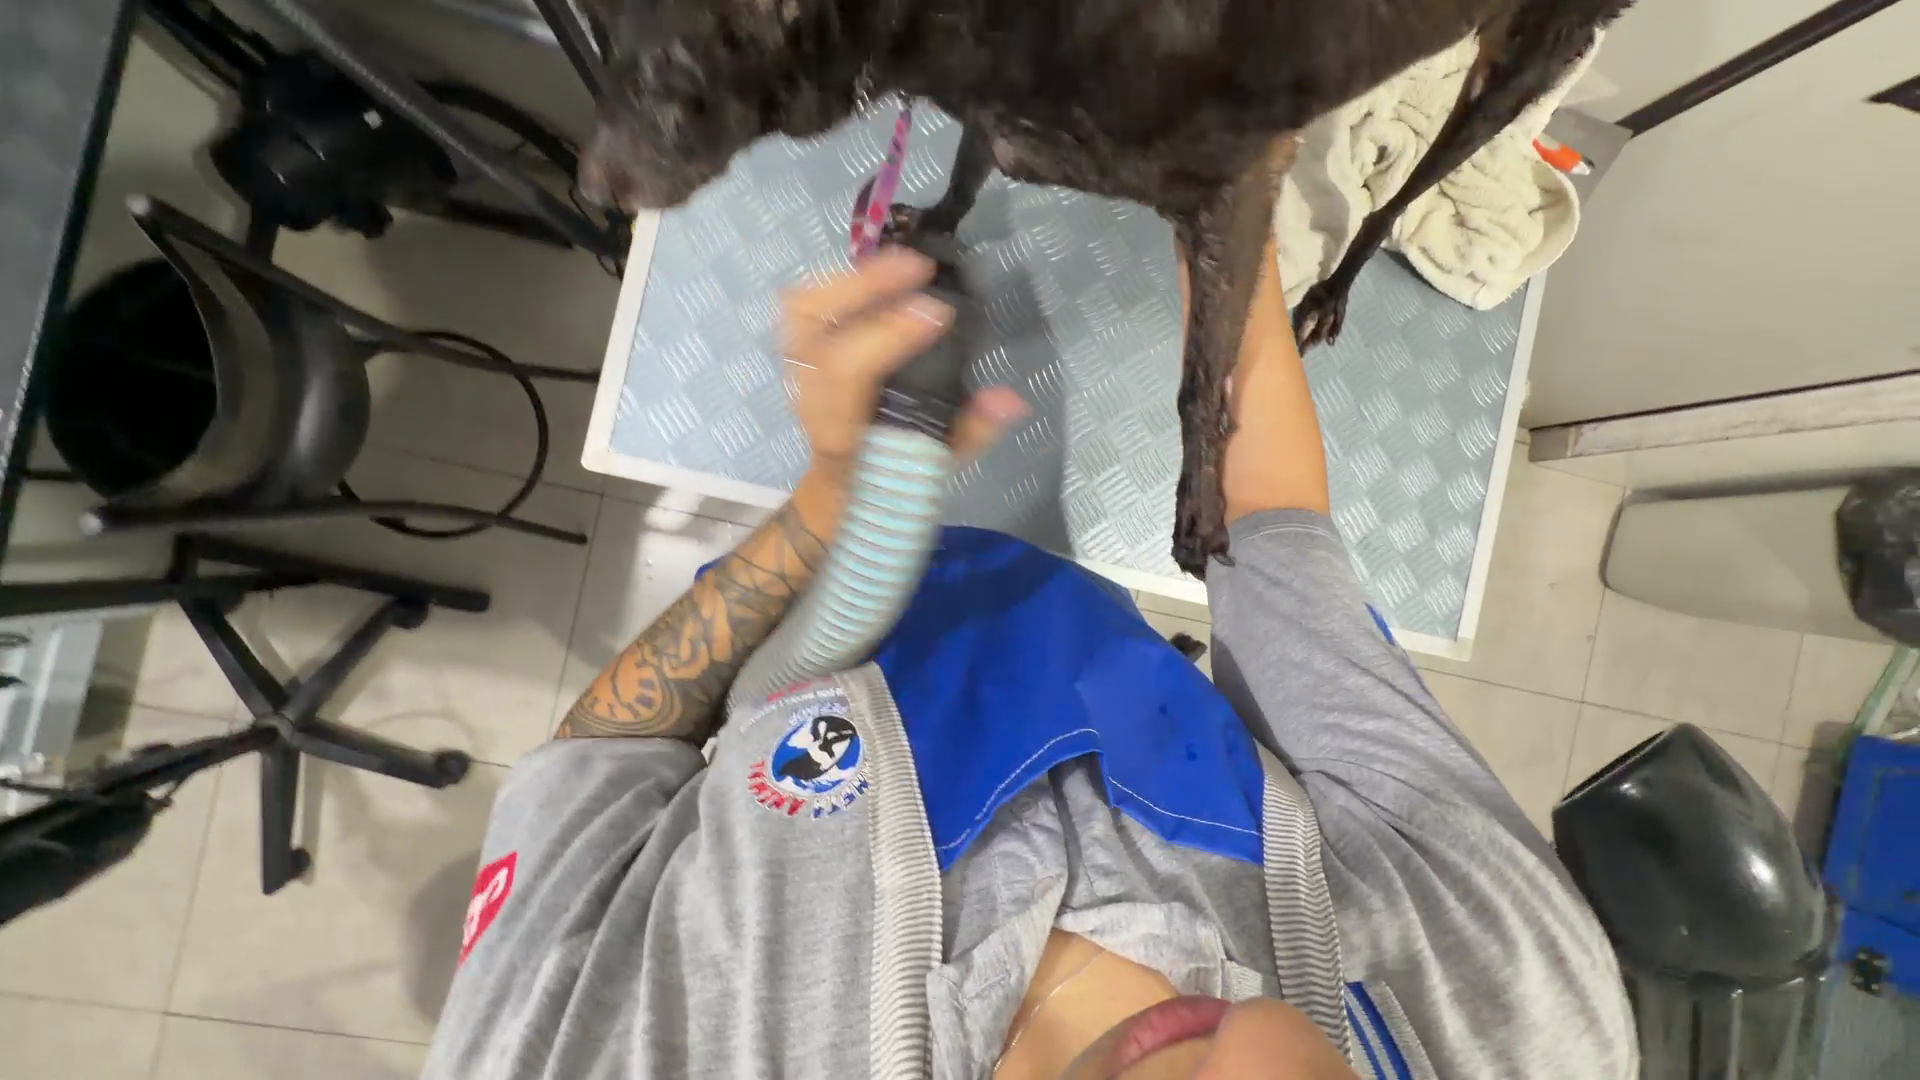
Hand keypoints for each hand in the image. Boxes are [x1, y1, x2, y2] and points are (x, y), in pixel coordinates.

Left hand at [780, 249, 1026, 488]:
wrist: (842, 484)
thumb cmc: (891, 473)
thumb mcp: (937, 464)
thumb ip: (970, 433)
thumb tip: (1010, 399)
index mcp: (843, 433)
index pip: (850, 374)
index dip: (889, 335)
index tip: (937, 311)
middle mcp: (812, 400)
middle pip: (818, 332)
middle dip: (865, 291)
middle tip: (918, 267)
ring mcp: (798, 374)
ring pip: (803, 312)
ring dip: (850, 279)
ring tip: (898, 263)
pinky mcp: (798, 356)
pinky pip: (804, 306)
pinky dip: (838, 283)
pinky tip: (877, 274)